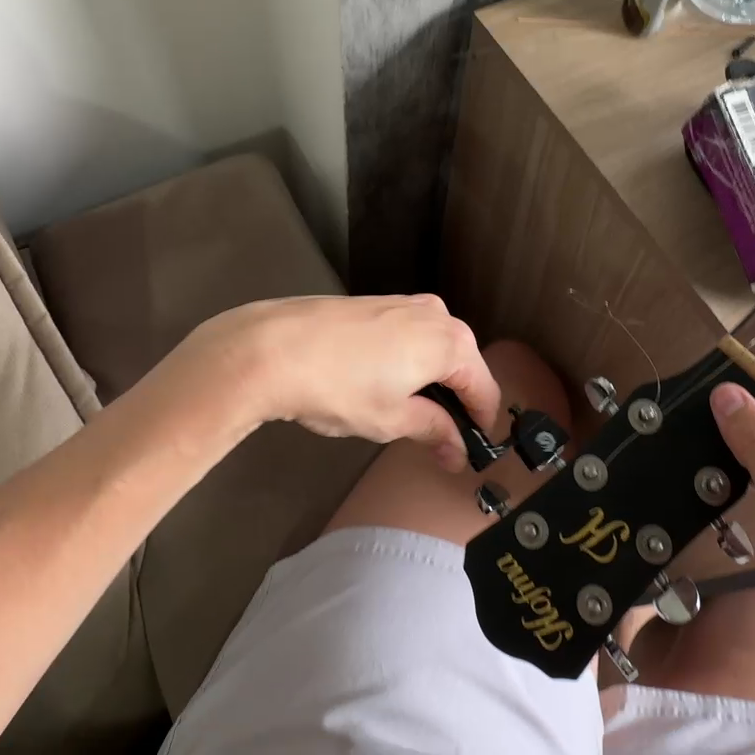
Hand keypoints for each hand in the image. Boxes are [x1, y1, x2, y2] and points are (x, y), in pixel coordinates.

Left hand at [142, 295, 500, 471]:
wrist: (270, 347)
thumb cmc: (337, 385)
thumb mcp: (392, 419)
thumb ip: (434, 431)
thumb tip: (457, 450)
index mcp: (451, 341)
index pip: (485, 389)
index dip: (480, 426)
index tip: (470, 453)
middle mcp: (435, 314)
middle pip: (462, 364)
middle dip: (455, 402)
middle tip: (437, 440)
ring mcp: (403, 303)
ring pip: (433, 348)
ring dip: (429, 381)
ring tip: (404, 415)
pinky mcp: (374, 302)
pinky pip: (408, 336)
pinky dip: (406, 362)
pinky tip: (379, 384)